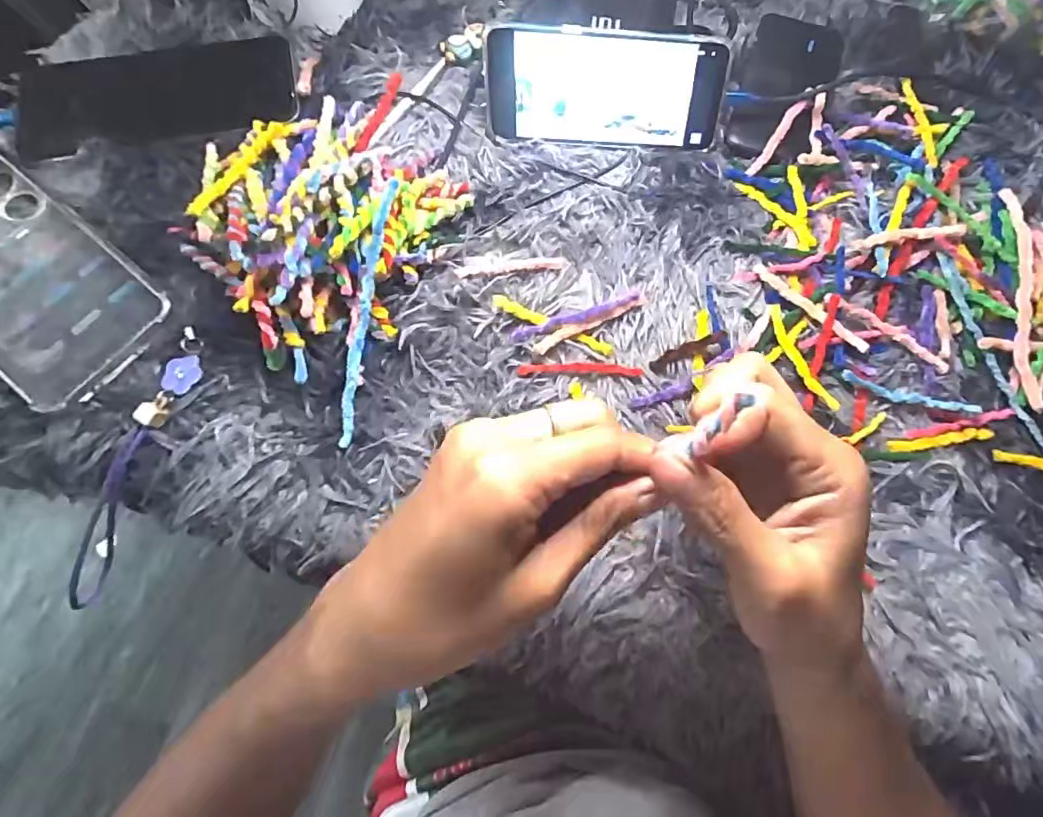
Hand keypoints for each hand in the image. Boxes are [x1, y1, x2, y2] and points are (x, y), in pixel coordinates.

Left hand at [296, 401, 658, 701]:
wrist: (361, 622)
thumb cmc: (447, 624)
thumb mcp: (535, 587)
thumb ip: (599, 525)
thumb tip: (656, 487)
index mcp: (507, 472)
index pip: (601, 442)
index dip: (648, 456)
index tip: (681, 479)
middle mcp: (491, 434)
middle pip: (583, 418)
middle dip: (619, 453)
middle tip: (636, 505)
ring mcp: (474, 432)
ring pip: (561, 422)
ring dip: (589, 456)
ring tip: (594, 512)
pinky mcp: (466, 440)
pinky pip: (533, 433)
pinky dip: (559, 457)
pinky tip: (557, 502)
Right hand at [647, 353, 870, 671]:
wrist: (811, 652)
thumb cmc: (803, 622)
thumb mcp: (766, 576)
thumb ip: (717, 513)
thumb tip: (661, 459)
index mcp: (830, 466)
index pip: (772, 407)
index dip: (726, 417)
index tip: (692, 454)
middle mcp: (807, 447)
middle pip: (755, 382)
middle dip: (715, 402)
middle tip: (689, 447)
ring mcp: (777, 453)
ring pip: (732, 399)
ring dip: (700, 422)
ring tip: (683, 467)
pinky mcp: (751, 467)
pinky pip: (716, 431)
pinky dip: (694, 443)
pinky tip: (684, 478)